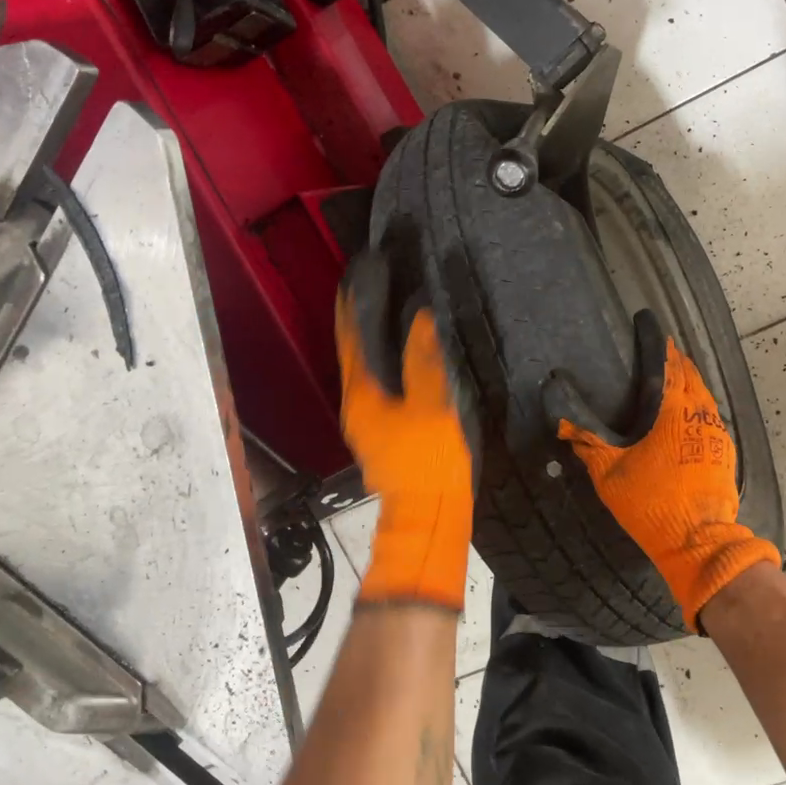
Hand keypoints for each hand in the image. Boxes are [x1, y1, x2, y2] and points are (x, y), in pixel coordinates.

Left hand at [336, 247, 474, 609]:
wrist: (431, 517)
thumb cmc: (430, 462)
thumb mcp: (433, 405)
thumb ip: (425, 358)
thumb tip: (420, 313)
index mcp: (362, 393)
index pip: (352, 333)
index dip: (355, 299)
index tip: (362, 267)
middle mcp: (358, 402)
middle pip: (355, 346)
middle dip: (363, 311)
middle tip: (378, 277)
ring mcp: (371, 418)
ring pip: (368, 362)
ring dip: (377, 331)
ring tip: (393, 302)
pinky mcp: (389, 428)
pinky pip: (384, 378)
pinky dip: (391, 354)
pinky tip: (409, 348)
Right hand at [545, 312, 779, 629]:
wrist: (700, 542)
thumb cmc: (652, 502)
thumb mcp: (609, 472)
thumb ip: (585, 439)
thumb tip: (556, 412)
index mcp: (673, 409)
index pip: (665, 362)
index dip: (656, 340)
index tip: (647, 321)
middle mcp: (700, 412)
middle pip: (689, 373)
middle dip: (675, 357)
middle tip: (661, 346)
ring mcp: (716, 432)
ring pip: (704, 393)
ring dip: (690, 379)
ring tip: (675, 372)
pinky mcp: (724, 451)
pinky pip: (711, 414)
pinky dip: (699, 403)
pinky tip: (690, 411)